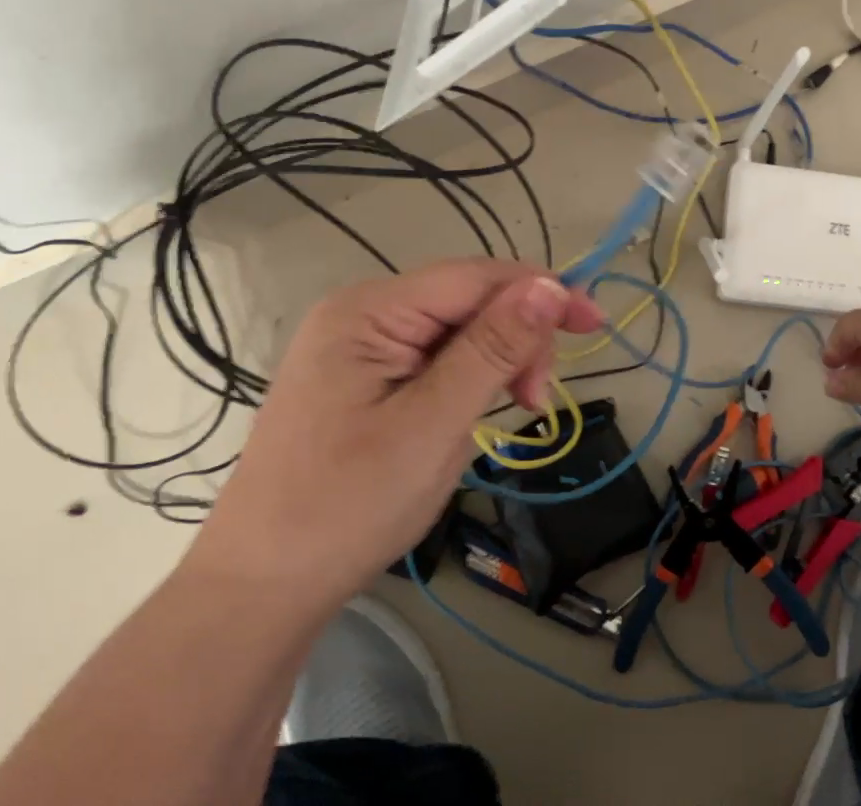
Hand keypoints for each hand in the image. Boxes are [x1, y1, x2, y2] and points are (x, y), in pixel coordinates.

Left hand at [183, 260, 603, 608]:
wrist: (264, 583)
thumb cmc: (349, 504)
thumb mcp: (434, 423)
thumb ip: (493, 349)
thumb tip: (549, 285)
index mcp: (368, 312)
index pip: (475, 277)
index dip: (541, 292)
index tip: (597, 325)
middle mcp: (360, 314)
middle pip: (467, 299)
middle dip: (518, 337)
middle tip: (538, 403)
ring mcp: (356, 348)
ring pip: (456, 330)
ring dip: (498, 361)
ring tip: (514, 412)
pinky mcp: (361, 380)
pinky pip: (433, 359)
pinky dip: (469, 380)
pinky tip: (475, 412)